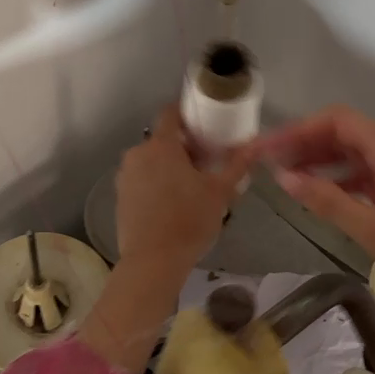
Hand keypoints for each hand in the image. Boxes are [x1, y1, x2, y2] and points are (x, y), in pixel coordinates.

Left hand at [115, 107, 254, 271]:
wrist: (152, 260)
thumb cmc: (189, 221)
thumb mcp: (220, 192)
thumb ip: (237, 165)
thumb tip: (255, 145)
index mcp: (161, 145)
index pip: (170, 113)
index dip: (187, 114)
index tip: (204, 125)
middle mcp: (138, 153)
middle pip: (162, 139)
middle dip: (182, 147)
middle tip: (205, 164)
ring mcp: (125, 175)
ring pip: (150, 160)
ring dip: (168, 166)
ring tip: (190, 186)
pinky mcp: (119, 195)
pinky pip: (140, 179)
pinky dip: (155, 182)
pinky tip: (171, 203)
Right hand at [258, 105, 374, 318]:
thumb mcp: (373, 230)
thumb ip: (327, 200)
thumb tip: (283, 177)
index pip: (337, 120)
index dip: (298, 130)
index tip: (268, 148)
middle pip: (345, 132)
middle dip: (305, 143)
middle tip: (269, 163)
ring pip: (355, 152)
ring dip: (321, 160)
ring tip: (288, 179)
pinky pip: (368, 171)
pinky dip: (341, 177)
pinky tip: (323, 195)